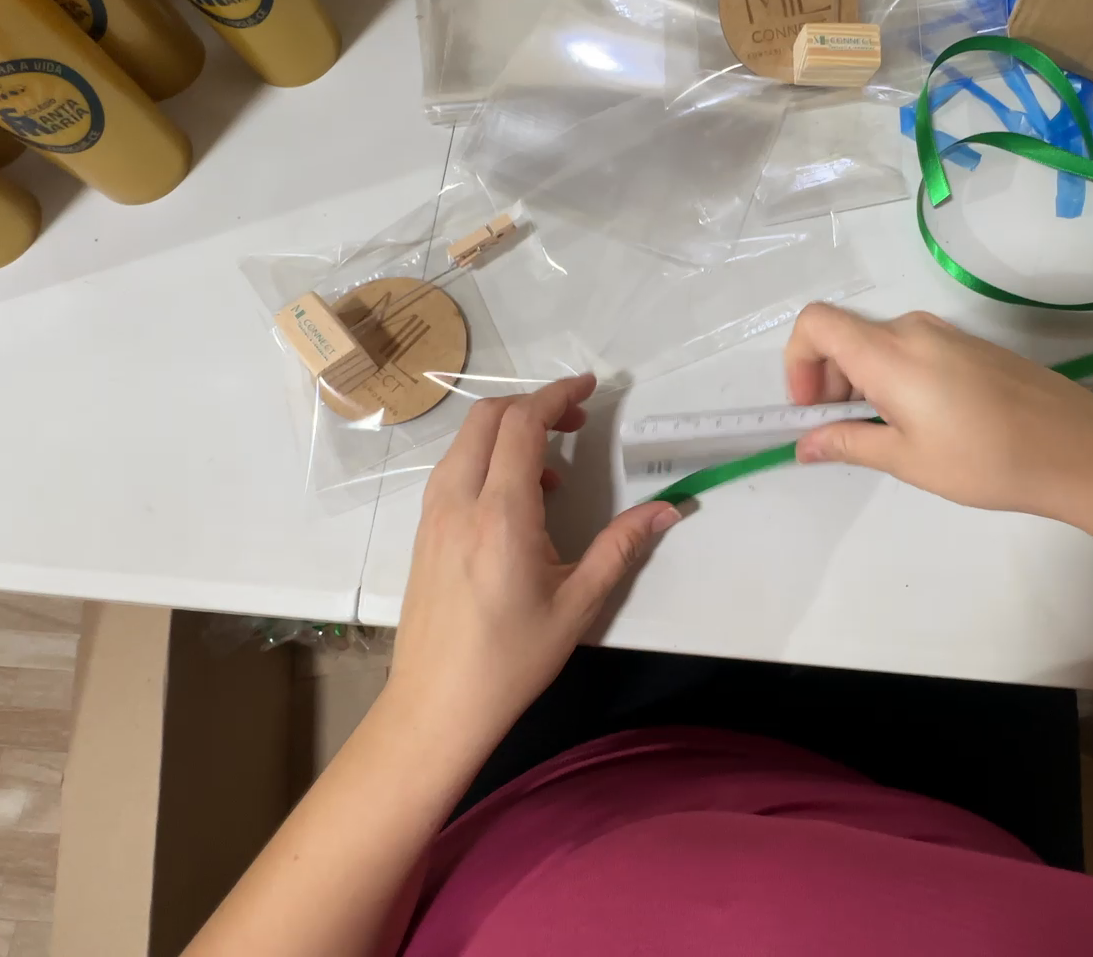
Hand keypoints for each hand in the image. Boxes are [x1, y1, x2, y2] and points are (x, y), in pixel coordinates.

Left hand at [388, 375, 679, 749]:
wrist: (435, 706)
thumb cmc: (511, 659)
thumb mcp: (578, 604)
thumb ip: (622, 547)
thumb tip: (668, 509)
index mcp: (500, 515)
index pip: (522, 426)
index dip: (556, 396)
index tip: (589, 386)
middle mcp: (459, 501)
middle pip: (487, 419)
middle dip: (534, 405)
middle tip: (577, 420)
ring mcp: (433, 514)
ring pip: (466, 441)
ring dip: (509, 431)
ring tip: (555, 467)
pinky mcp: (424, 530)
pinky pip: (455, 469)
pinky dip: (488, 458)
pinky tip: (520, 499)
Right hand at [785, 304, 1092, 526]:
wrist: (1080, 450)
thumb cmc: (985, 459)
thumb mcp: (906, 458)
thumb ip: (847, 442)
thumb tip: (804, 445)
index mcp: (888, 352)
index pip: (815, 323)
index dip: (797, 362)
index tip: (811, 408)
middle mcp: (912, 330)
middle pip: (844, 336)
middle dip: (826, 380)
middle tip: (842, 431)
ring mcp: (945, 334)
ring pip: (876, 344)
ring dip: (859, 382)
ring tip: (884, 433)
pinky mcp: (969, 346)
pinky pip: (909, 350)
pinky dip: (891, 378)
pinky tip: (921, 421)